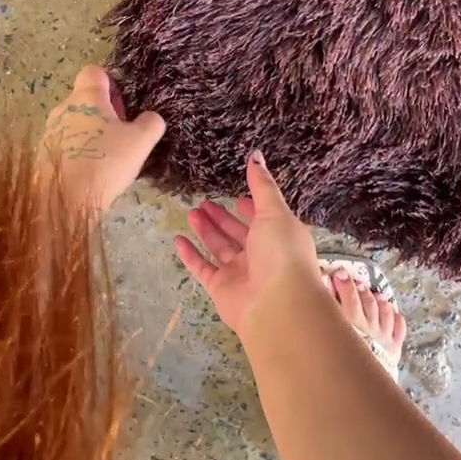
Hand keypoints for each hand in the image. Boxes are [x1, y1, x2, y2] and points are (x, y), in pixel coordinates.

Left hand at [42, 65, 165, 211]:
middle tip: (121, 134)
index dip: (110, 83)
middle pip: (85, 99)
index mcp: (86, 97)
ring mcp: (50, 131)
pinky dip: (77, 150)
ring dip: (90, 132)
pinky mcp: (43, 153)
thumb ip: (151, 123)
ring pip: (74, 122)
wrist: (66, 199)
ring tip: (106, 156)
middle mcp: (63, 108)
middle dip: (103, 112)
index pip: (94, 72)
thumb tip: (151, 117)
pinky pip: (65, 143)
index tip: (122, 104)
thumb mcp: (140, 142)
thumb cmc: (105, 161)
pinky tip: (90, 171)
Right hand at [175, 150, 321, 339]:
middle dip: (221, 217)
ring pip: (219, 247)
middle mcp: (261, 255)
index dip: (250, 208)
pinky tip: (179, 240)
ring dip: (206, 230)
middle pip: (237, 233)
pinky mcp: (222, 288)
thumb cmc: (282, 252)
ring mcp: (240, 273)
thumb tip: (256, 155)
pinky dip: (191, 255)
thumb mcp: (274, 211)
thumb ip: (262, 185)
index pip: (263, 218)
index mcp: (278, 236)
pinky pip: (203, 268)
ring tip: (191, 212)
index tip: (237, 196)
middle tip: (203, 202)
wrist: (277, 304)